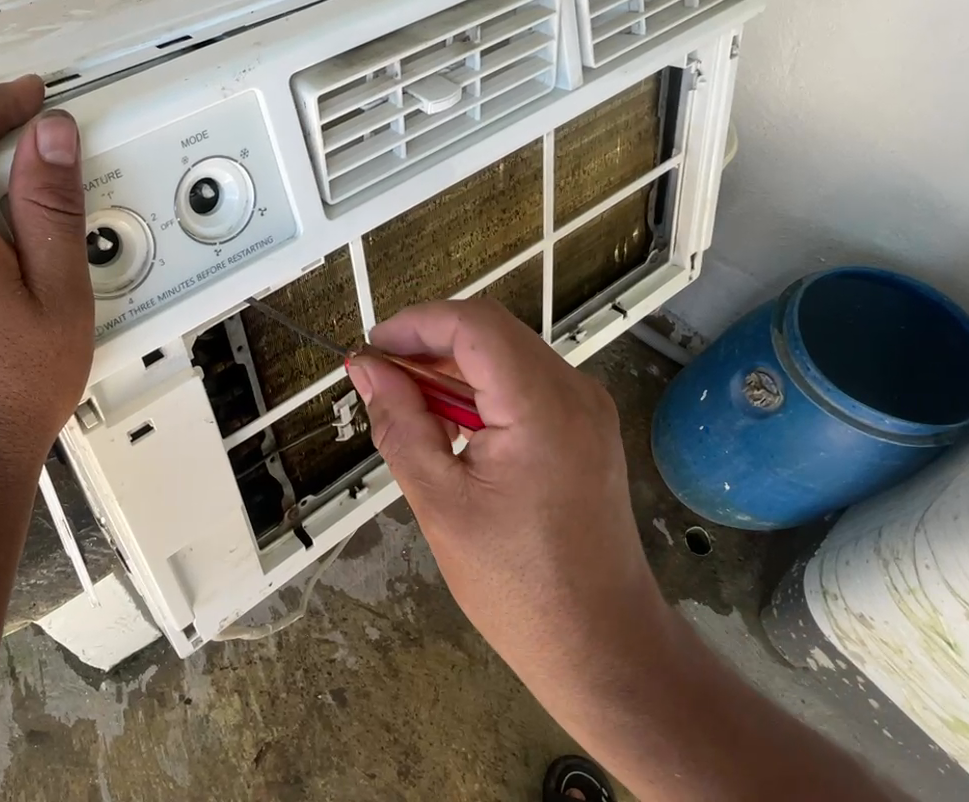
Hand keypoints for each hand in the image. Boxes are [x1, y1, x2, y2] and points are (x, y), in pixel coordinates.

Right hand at [345, 300, 671, 696]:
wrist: (602, 643)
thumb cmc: (516, 584)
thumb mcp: (440, 503)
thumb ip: (400, 423)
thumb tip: (366, 369)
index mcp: (542, 406)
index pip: (473, 325)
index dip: (415, 324)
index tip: (370, 351)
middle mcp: (574, 391)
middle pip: (491, 332)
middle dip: (429, 343)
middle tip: (379, 378)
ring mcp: (587, 408)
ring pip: (507, 353)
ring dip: (452, 367)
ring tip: (406, 405)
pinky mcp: (586, 428)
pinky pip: (525, 382)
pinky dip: (480, 390)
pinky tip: (450, 425)